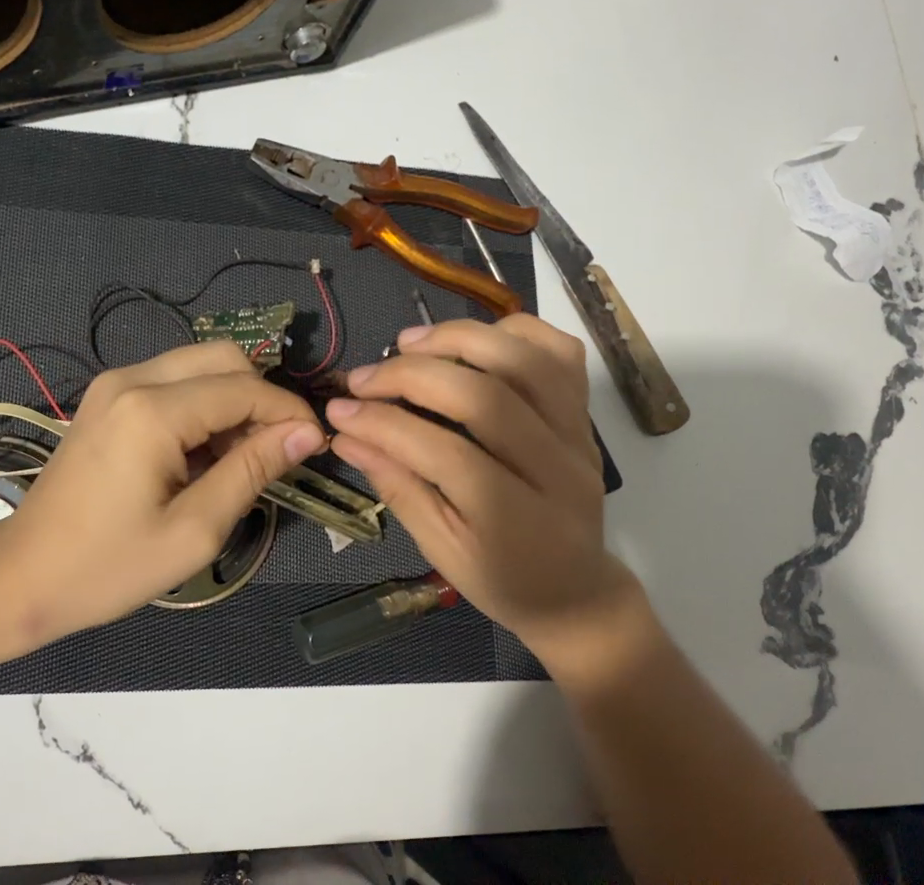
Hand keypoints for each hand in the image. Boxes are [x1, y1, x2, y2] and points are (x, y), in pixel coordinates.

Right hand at [325, 314, 641, 676]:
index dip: (384, 425)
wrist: (575, 591)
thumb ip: (398, 487)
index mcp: (516, 519)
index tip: (338, 410)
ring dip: (459, 340)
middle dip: (411, 377)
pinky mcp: (585, 414)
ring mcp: (578, 435)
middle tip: (362, 378)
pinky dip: (513, 331)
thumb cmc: (500, 577)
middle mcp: (556, 469)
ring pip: (524, 361)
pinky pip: (559, 352)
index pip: (444, 453)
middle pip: (484, 398)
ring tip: (407, 343)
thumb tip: (345, 434)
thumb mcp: (440, 548)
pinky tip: (471, 340)